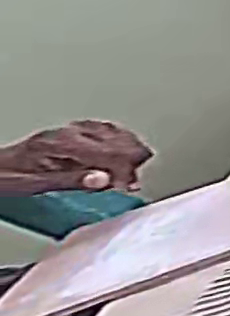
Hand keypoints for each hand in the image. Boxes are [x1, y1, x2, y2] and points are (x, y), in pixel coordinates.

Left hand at [0, 121, 151, 194]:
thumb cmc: (4, 178)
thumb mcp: (31, 185)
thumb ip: (69, 181)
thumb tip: (105, 180)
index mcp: (60, 143)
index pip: (113, 152)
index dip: (125, 171)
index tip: (127, 187)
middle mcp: (72, 131)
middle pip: (124, 143)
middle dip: (130, 165)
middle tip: (125, 183)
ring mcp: (78, 128)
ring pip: (126, 136)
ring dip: (130, 157)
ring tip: (121, 174)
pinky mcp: (82, 129)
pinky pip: (117, 133)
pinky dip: (124, 147)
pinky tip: (119, 159)